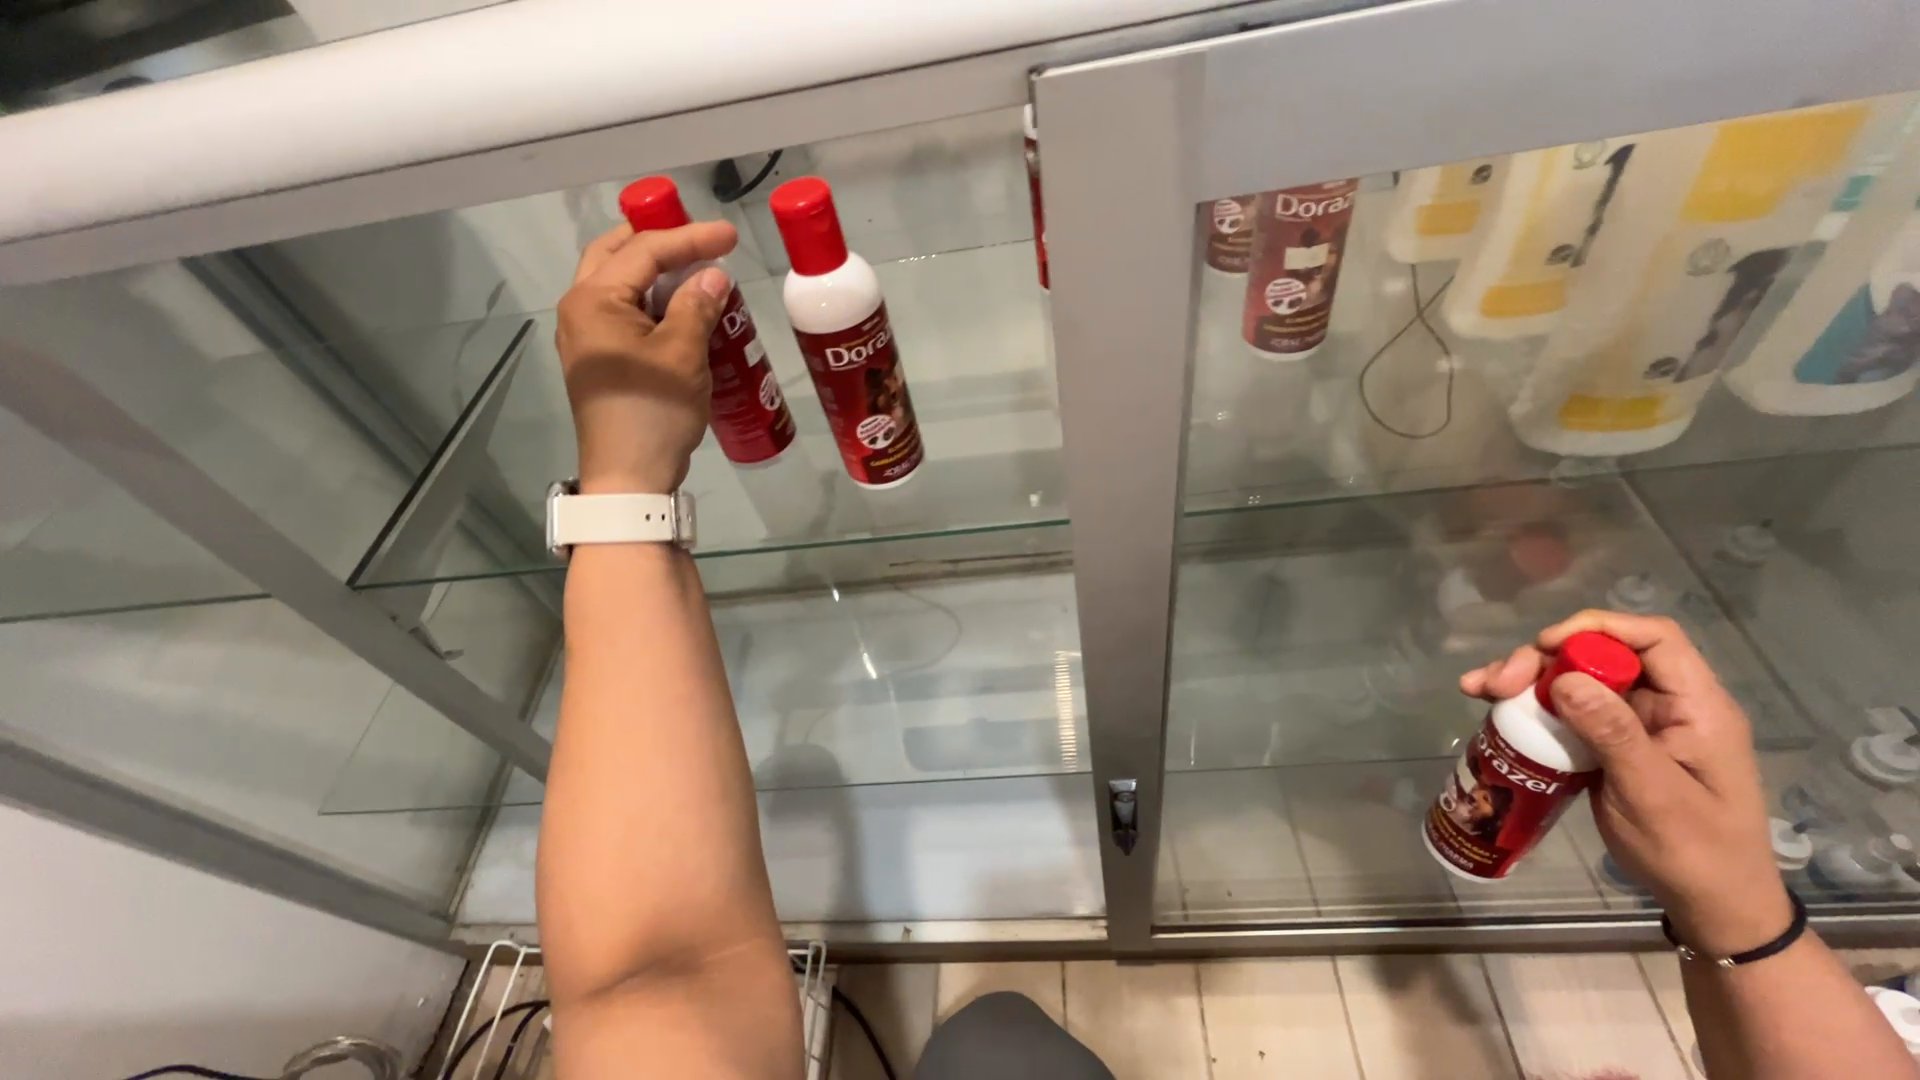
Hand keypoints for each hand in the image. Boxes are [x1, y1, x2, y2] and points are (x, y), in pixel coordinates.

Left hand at [555, 221, 737, 493]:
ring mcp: (584, 336)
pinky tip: (681, 310)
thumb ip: (697, 306)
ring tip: (695, 270)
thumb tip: (712, 276)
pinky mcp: (598, 360)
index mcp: (594, 300)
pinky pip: (622, 312)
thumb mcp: (684, 354)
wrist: (628, 475)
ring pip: (617, 283)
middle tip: (700, 241)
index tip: (731, 236)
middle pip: (617, 255)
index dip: (691, 238)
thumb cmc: (654, 411)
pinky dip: (651, 301)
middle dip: (659, 242)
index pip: (644, 251)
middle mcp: (579, 309)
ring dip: (654, 272)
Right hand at [1461, 611, 1791, 955]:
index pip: (1653, 638)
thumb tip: (1564, 679)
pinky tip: (1489, 708)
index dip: (1597, 629)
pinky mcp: (1606, 742)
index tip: (1544, 647)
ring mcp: (1634, 724)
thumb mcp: (1652, 794)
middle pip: (1600, 654)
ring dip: (1524, 679)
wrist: (1710, 906)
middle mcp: (1665, 705)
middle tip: (1498, 683)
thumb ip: (1612, 733)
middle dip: (1543, 659)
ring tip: (1479, 691)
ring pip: (1574, 678)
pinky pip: (1563, 709)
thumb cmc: (1694, 852)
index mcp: (1695, 708)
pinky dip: (1525, 705)